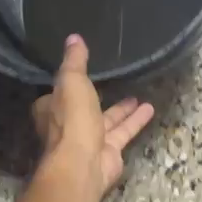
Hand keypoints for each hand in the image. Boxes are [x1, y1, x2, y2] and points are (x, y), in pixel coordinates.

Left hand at [31, 35, 154, 197]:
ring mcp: (88, 140)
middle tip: (114, 82)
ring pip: (107, 120)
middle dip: (99, 97)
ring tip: (139, 95)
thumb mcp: (71, 81)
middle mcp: (68, 126)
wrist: (82, 163)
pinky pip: (123, 132)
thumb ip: (74, 61)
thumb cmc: (71, 119)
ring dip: (123, 109)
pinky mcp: (108, 152)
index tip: (81, 72)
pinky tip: (149, 109)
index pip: (58, 93)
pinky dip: (135, 121)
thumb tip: (73, 38)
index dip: (68, 83)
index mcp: (51, 109)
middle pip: (85, 108)